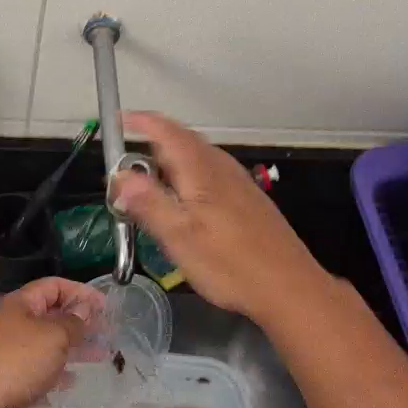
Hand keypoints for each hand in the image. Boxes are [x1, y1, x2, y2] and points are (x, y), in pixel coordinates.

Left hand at [0, 278, 104, 407]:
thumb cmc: (19, 361)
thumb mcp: (54, 335)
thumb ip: (74, 321)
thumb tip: (84, 309)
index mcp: (20, 304)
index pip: (54, 286)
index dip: (81, 291)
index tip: (105, 304)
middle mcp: (14, 322)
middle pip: (52, 314)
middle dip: (81, 321)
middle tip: (106, 330)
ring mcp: (11, 350)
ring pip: (49, 342)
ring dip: (74, 347)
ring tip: (101, 355)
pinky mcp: (11, 375)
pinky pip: (39, 367)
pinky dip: (57, 370)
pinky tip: (73, 381)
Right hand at [111, 111, 337, 325]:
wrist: (288, 286)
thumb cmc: (230, 264)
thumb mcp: (180, 238)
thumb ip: (149, 203)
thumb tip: (119, 176)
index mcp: (201, 171)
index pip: (167, 131)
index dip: (142, 121)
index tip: (121, 120)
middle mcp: (222, 168)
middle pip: (184, 140)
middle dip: (154, 141)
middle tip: (128, 158)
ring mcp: (239, 182)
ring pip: (199, 156)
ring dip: (172, 159)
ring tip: (150, 179)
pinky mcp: (248, 199)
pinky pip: (212, 172)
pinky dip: (189, 174)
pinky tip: (186, 201)